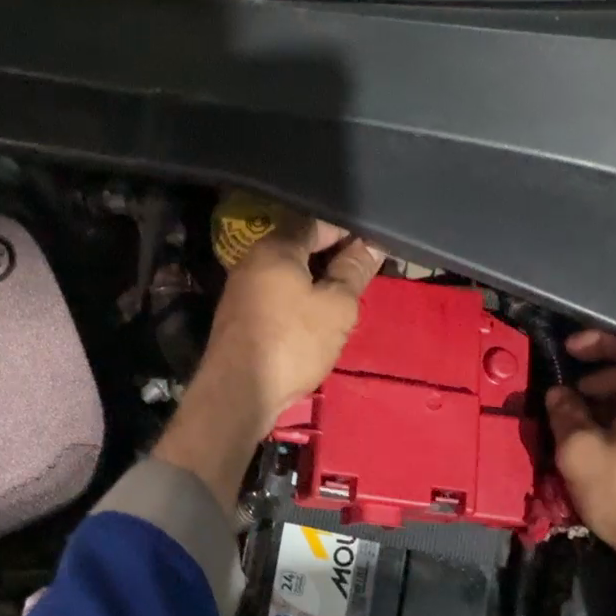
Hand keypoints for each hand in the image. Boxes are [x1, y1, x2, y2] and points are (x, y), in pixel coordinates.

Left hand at [153, 221, 385, 511]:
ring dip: (319, 280)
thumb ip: (354, 271)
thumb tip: (371, 245)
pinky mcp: (241, 317)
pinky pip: (279, 295)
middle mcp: (253, 260)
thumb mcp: (336, 307)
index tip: (376, 243)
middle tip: (367, 271)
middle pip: (301, 246)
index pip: (318, 221)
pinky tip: (320, 316)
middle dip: (335, 255)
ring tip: (350, 295)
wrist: (238, 394)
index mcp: (275, 247)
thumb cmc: (292, 344)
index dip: (350, 229)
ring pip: (290, 273)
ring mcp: (243, 289)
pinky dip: (301, 299)